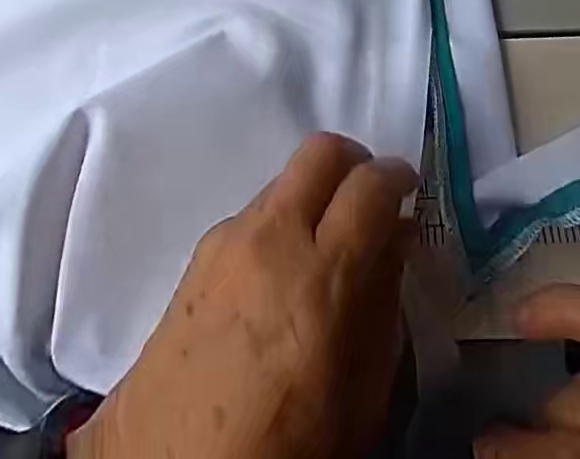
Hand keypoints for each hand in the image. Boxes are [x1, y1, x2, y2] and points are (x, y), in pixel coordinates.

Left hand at [70, 132, 417, 458]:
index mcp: (320, 273)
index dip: (398, 177)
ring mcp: (229, 233)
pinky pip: (256, 210)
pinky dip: (282, 218)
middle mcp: (271, 233)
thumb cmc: (285, 441)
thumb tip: (394, 239)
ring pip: (285, 177)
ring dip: (315, 192)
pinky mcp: (202, 244)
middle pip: (320, 151)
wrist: (171, 456)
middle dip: (355, 161)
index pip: (369, 186)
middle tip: (372, 196)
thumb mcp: (361, 393)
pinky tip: (282, 270)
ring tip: (327, 244)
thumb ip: (383, 302)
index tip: (408, 188)